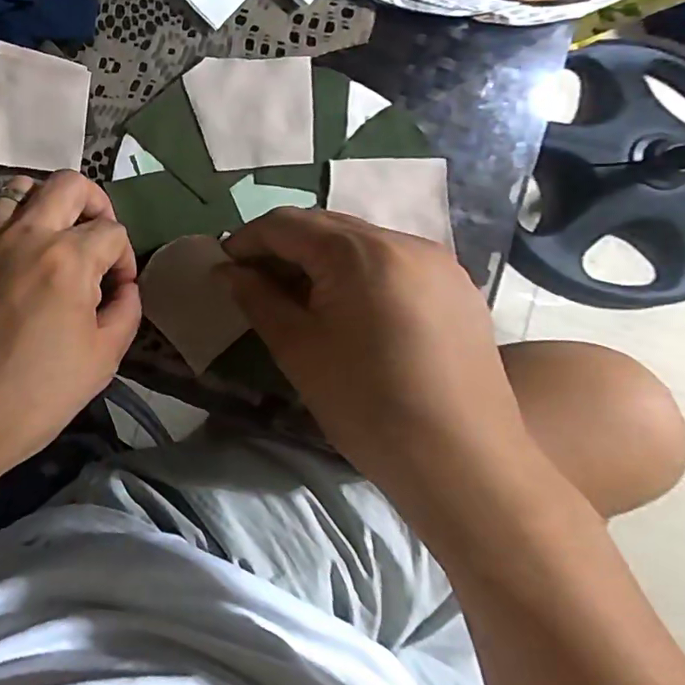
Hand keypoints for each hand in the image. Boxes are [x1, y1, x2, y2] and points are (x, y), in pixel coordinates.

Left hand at [0, 171, 140, 502]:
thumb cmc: (36, 394)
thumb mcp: (102, 358)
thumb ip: (124, 309)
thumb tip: (122, 285)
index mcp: (68, 258)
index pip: (111, 231)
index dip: (124, 258)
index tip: (117, 290)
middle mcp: (25, 234)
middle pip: (68, 184)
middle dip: (94, 204)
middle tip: (96, 240)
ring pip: (21, 188)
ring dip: (46, 203)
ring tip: (54, 239)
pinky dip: (11, 219)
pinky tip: (18, 253)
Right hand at [216, 208, 528, 492]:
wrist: (462, 461)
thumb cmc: (363, 400)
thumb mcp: (294, 345)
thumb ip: (255, 296)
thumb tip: (226, 270)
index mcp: (360, 254)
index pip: (284, 224)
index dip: (245, 241)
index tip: (222, 269)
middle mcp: (404, 243)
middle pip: (324, 225)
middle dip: (280, 246)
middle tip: (252, 282)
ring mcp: (439, 264)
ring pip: (358, 241)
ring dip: (317, 257)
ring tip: (295, 297)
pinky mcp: (457, 288)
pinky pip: (390, 261)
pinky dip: (354, 271)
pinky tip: (343, 308)